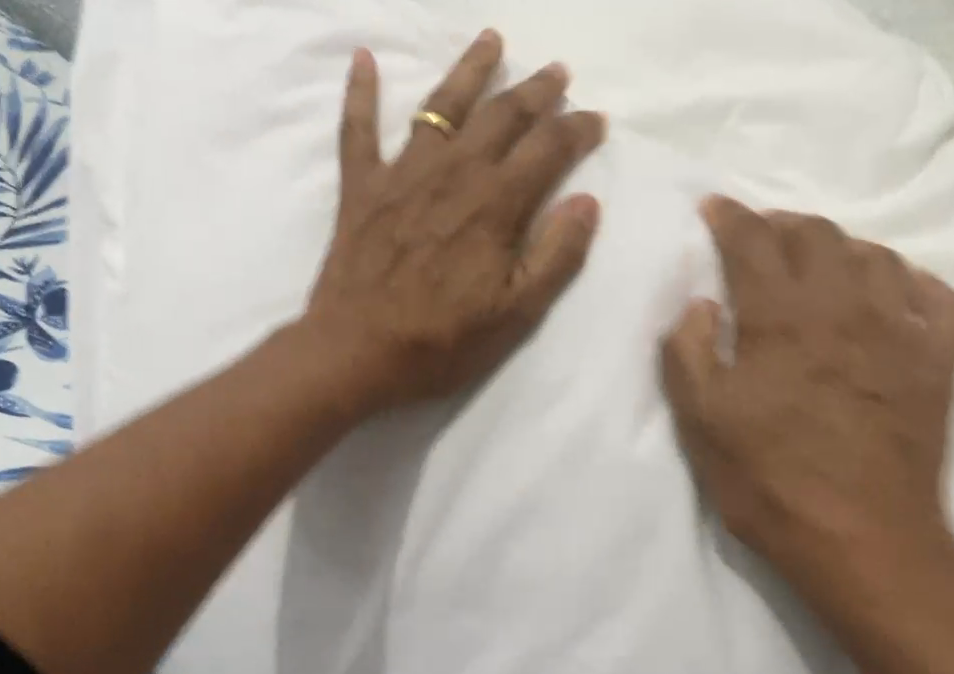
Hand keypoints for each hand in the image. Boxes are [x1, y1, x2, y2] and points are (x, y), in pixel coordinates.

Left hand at [303, 32, 605, 413]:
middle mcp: (453, 173)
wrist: (357, 353)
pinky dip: (359, 92)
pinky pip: (358, 129)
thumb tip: (587, 202)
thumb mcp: (515, 314)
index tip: (596, 120)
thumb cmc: (442, 343)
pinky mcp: (361, 188)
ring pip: (441, 106)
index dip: (577, 129)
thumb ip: (556, 256)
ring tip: (491, 41)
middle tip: (557, 73)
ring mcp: (402, 175)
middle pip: (501, 115)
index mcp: (496, 204)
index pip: (549, 148)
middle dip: (535, 90)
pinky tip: (363, 58)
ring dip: (469, 69)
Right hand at [661, 198, 953, 596]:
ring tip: (819, 264)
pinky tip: (895, 294)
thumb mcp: (702, 426)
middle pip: (817, 236)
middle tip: (760, 238)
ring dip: (840, 248)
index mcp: (781, 319)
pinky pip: (938, 297)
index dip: (730, 218)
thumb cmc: (770, 485)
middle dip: (782, 226)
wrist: (863, 539)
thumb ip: (689, 356)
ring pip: (876, 256)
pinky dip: (912, 282)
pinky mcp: (940, 362)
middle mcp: (845, 307)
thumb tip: (700, 305)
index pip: (753, 243)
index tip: (714, 209)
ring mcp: (902, 331)